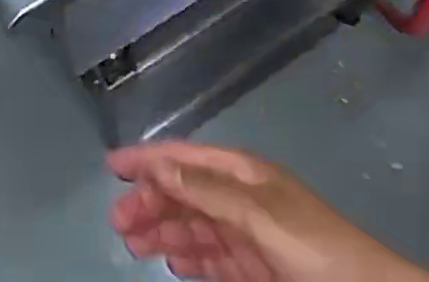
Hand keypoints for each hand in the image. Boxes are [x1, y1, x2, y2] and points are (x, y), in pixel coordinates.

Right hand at [109, 142, 428, 281]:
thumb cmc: (317, 249)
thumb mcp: (259, 213)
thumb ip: (205, 188)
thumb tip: (155, 164)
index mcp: (241, 173)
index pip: (181, 158)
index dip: (145, 160)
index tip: (111, 168)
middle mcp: (240, 197)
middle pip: (182, 194)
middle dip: (149, 205)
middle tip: (119, 224)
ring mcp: (251, 234)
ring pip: (193, 228)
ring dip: (163, 234)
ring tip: (136, 247)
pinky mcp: (260, 271)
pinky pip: (215, 259)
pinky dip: (191, 260)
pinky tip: (174, 266)